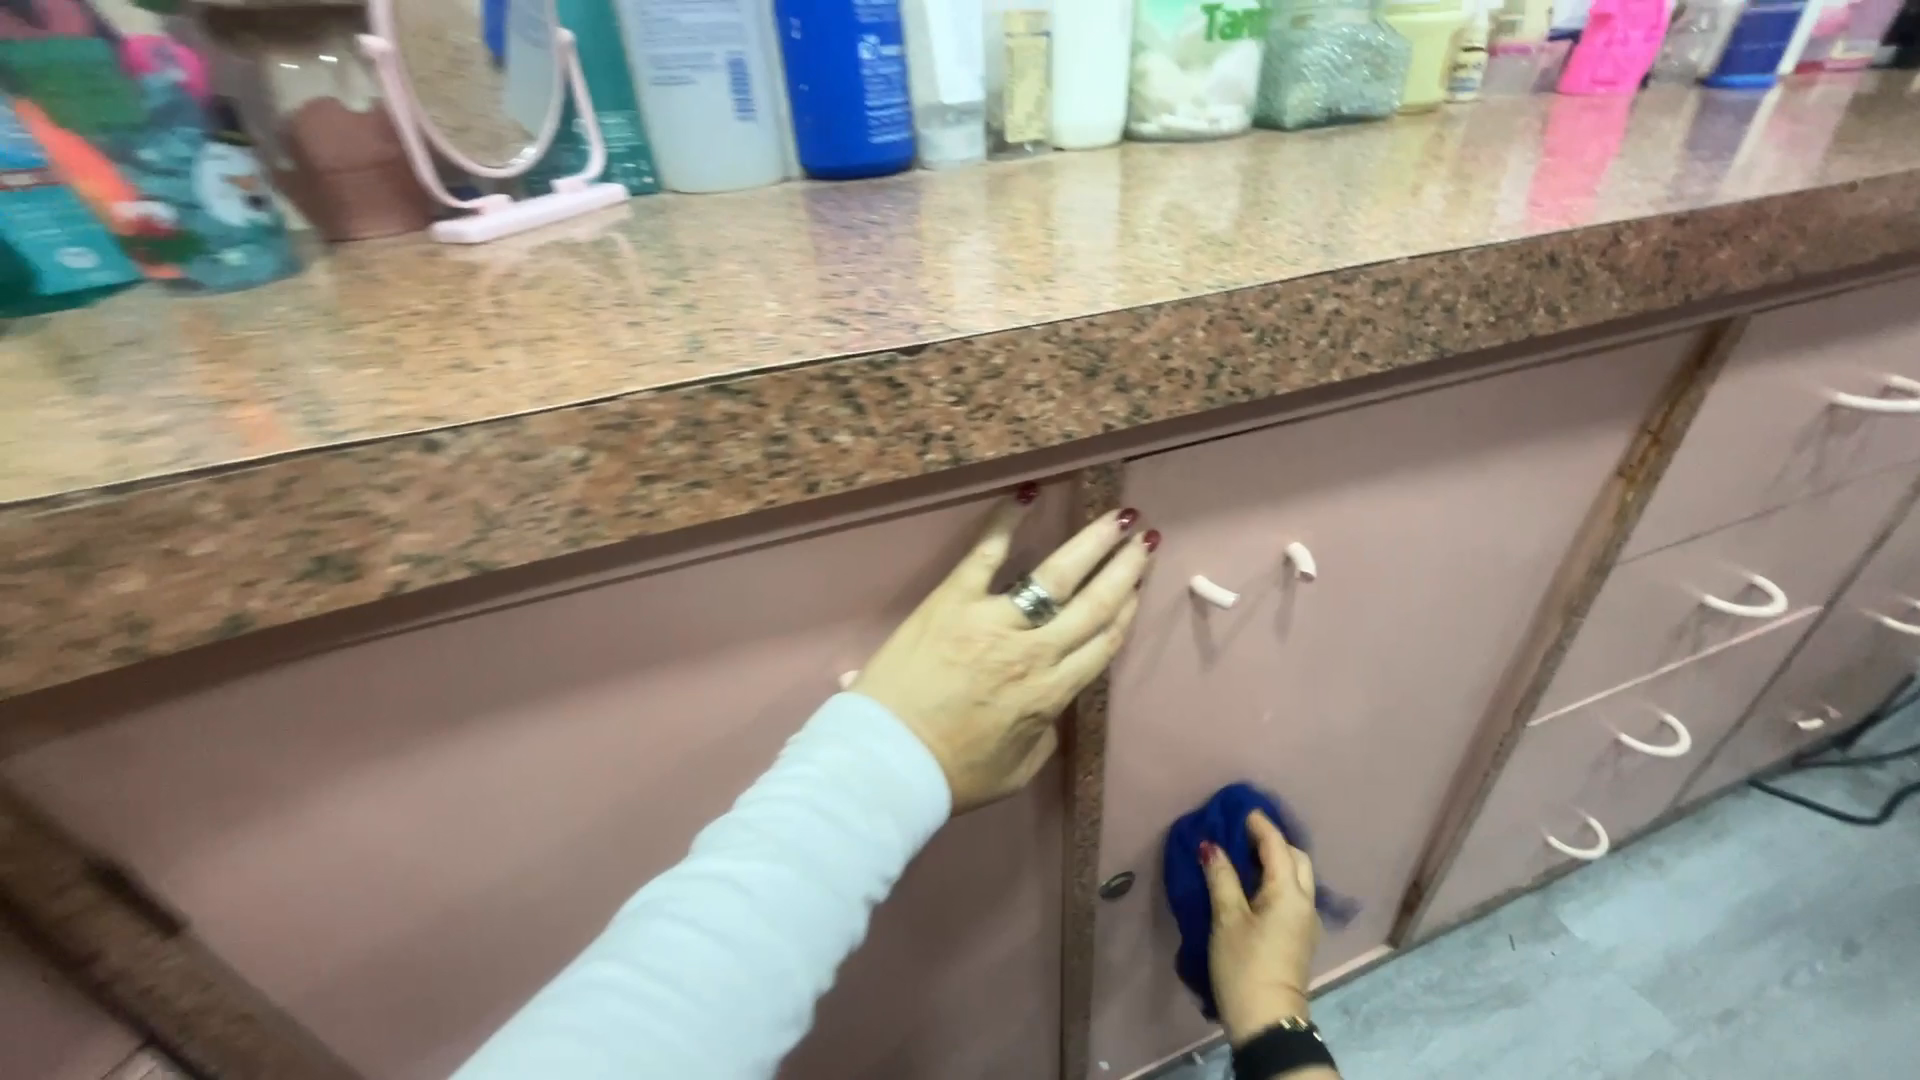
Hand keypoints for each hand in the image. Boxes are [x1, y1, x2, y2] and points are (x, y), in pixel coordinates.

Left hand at [852, 483, 1156, 811]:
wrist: (886, 761)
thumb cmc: (949, 774)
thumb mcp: (1015, 771)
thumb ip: (1044, 736)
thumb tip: (1052, 709)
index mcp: (1050, 694)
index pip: (1102, 643)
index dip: (1126, 611)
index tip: (1139, 588)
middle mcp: (1033, 652)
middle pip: (1093, 604)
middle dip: (1125, 569)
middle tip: (1144, 538)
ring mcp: (993, 621)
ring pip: (1056, 577)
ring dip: (1092, 544)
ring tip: (1118, 517)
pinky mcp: (952, 601)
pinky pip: (985, 554)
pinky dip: (1005, 522)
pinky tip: (1026, 495)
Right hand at [1202, 810, 1322, 1046]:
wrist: (1267, 1021)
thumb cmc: (1244, 965)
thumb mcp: (1226, 918)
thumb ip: (1221, 877)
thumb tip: (1212, 846)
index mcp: (1289, 893)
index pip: (1277, 846)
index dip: (1258, 825)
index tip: (1238, 809)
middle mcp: (1305, 902)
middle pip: (1296, 858)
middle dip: (1273, 841)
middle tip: (1241, 833)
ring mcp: (1306, 922)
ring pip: (1297, 877)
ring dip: (1275, 860)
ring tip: (1243, 855)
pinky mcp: (1299, 936)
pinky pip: (1292, 894)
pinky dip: (1276, 879)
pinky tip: (1252, 885)